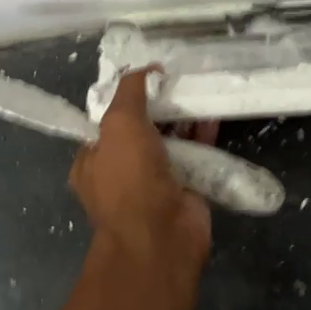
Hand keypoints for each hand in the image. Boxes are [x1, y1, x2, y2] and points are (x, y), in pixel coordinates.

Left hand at [70, 68, 212, 269]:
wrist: (160, 240)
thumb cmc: (129, 180)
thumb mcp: (119, 123)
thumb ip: (130, 91)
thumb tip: (147, 69)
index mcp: (94, 160)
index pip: (107, 122)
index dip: (126, 99)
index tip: (149, 79)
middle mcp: (121, 172)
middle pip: (142, 129)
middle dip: (160, 107)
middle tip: (178, 81)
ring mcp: (155, 183)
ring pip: (171, 142)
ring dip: (184, 118)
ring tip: (199, 89)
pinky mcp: (186, 191)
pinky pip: (195, 156)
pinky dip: (204, 136)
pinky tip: (216, 114)